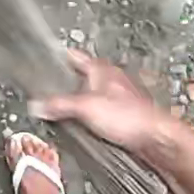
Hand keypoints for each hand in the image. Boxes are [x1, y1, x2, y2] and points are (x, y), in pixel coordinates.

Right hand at [29, 50, 181, 158]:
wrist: (156, 137)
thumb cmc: (130, 116)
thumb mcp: (85, 107)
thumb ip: (59, 105)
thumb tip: (36, 105)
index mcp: (101, 69)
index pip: (75, 56)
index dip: (60, 55)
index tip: (47, 56)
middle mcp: (110, 79)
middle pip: (82, 75)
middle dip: (67, 82)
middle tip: (51, 88)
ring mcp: (117, 96)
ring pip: (91, 93)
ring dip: (79, 100)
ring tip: (66, 108)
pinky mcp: (122, 113)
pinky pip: (99, 109)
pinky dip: (90, 114)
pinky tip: (85, 123)